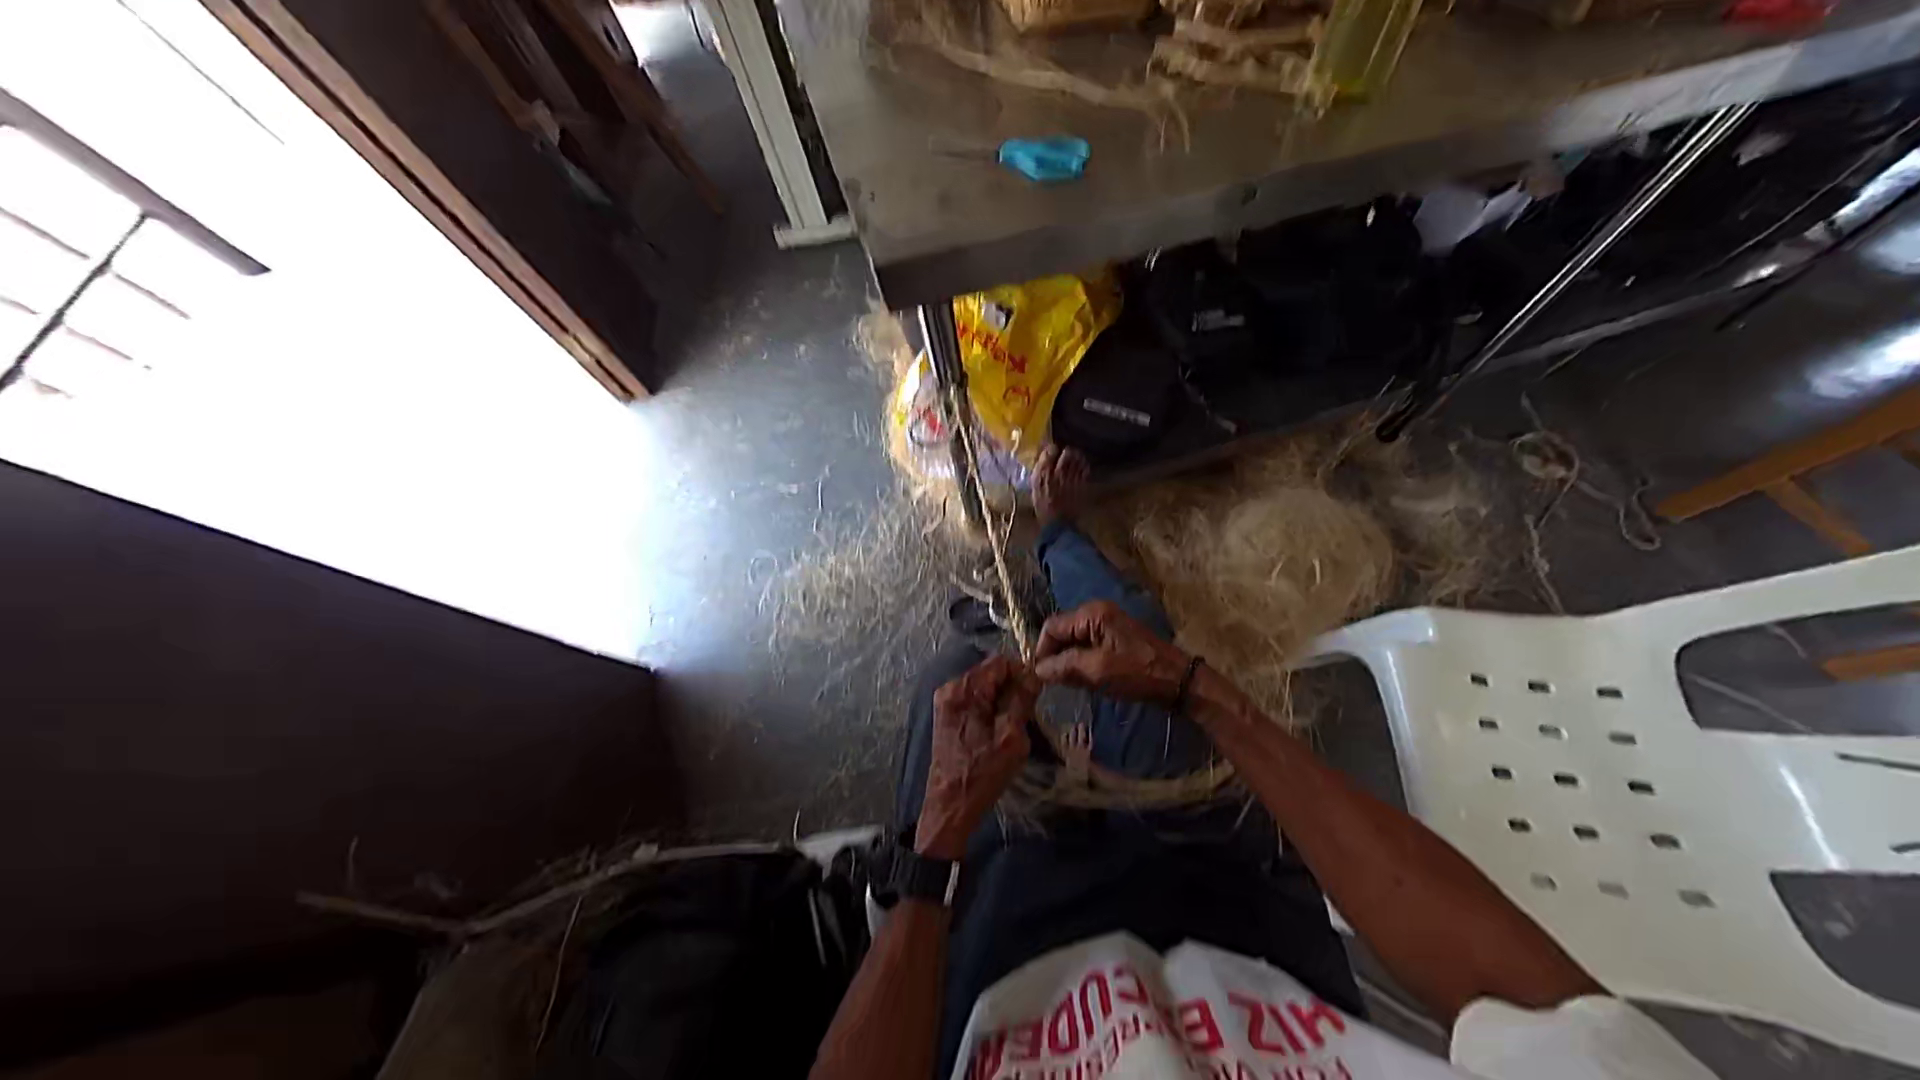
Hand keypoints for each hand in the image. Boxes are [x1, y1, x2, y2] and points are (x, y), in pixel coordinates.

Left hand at [916, 654, 1036, 859]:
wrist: (951, 804)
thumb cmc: (983, 772)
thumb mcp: (1011, 737)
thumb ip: (1021, 700)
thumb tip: (1033, 675)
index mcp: (964, 690)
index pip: (1000, 661)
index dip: (1021, 673)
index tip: (1035, 694)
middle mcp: (951, 688)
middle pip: (991, 672)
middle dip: (1012, 687)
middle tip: (1027, 713)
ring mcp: (947, 702)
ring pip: (985, 686)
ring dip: (1002, 699)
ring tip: (1014, 724)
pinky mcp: (947, 715)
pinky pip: (975, 699)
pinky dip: (990, 707)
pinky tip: (999, 729)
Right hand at [1031, 444, 1090, 525]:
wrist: (1057, 523)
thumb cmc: (1043, 506)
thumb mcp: (1035, 488)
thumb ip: (1040, 472)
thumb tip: (1044, 459)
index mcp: (1043, 473)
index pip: (1049, 451)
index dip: (1051, 449)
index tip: (1052, 451)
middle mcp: (1058, 472)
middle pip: (1067, 452)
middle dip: (1067, 451)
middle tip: (1067, 454)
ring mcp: (1072, 477)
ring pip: (1079, 458)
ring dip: (1078, 456)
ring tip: (1077, 458)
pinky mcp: (1082, 483)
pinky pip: (1086, 468)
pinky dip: (1084, 466)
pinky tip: (1082, 468)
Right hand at [1032, 600, 1190, 704]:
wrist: (1178, 681)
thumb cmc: (1137, 673)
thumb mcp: (1097, 670)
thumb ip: (1064, 666)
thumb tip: (1037, 669)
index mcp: (1092, 614)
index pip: (1051, 627)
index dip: (1042, 650)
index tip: (1040, 676)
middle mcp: (1097, 612)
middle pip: (1062, 632)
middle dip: (1055, 656)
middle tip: (1053, 682)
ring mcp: (1108, 624)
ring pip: (1074, 641)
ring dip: (1068, 661)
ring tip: (1068, 683)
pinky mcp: (1115, 638)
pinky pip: (1087, 646)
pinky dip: (1081, 661)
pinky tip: (1084, 678)